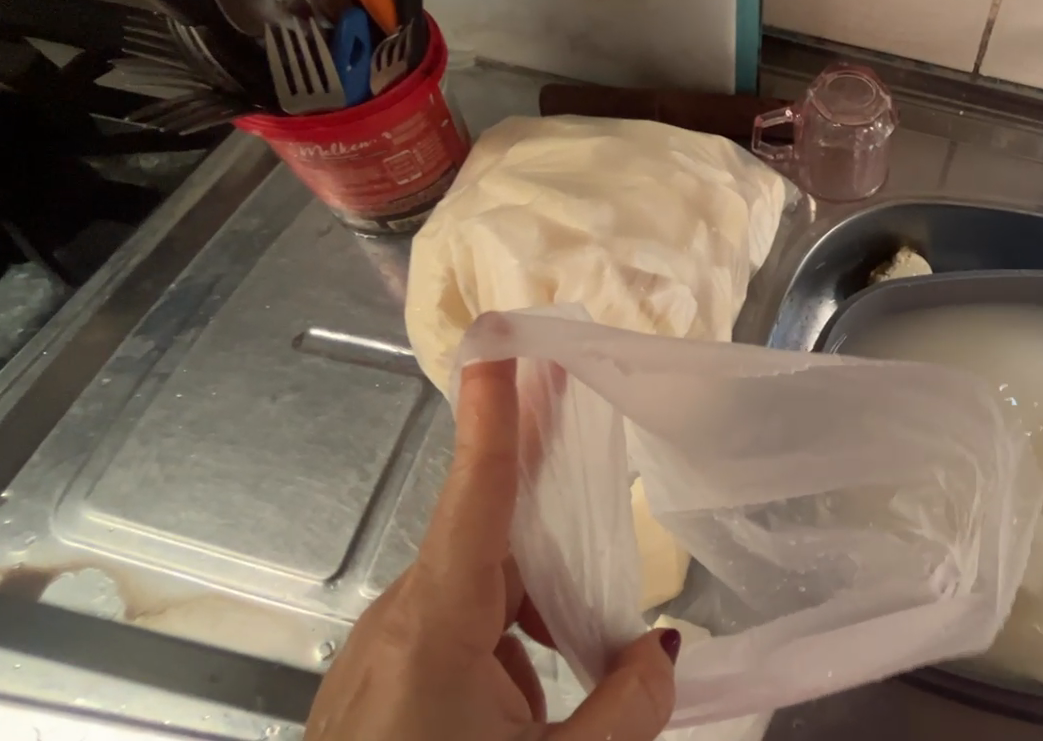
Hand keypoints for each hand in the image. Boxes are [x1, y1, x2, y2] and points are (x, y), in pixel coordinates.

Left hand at [307, 359, 678, 740]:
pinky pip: (462, 624)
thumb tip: (661, 650)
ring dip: (540, 591)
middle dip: (545, 483)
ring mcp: (387, 651)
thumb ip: (626, 711)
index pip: (476, 495)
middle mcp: (405, 620)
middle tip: (583, 409)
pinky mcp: (381, 683)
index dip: (493, 413)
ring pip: (483, 585)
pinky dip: (512, 632)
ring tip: (592, 636)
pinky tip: (545, 681)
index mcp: (438, 626)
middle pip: (491, 533)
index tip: (500, 339)